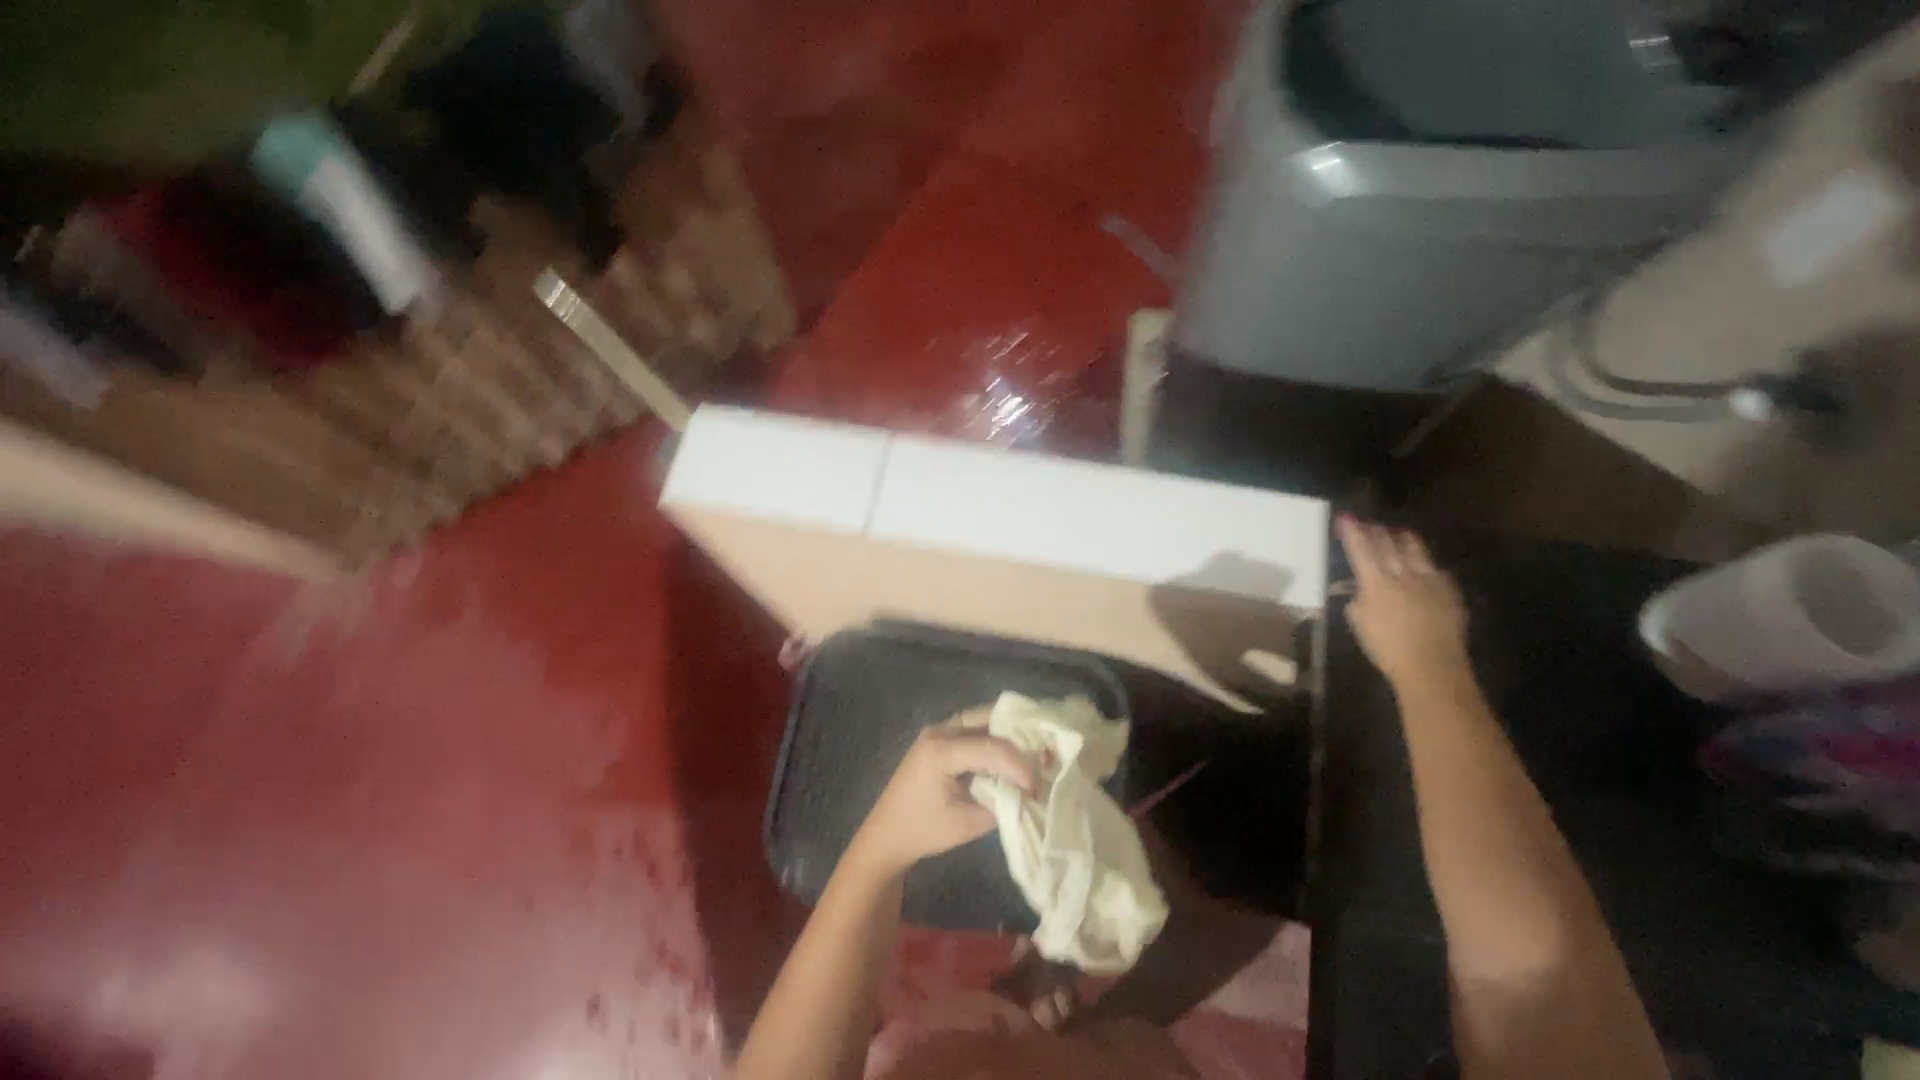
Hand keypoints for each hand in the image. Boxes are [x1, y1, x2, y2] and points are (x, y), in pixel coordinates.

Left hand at [846, 716, 1034, 880]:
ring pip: (982, 720)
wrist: (886, 836)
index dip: (1020, 766)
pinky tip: (1010, 757)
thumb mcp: (969, 823)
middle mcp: (939, 731)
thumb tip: (1029, 792)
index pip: (993, 748)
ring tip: (1031, 755)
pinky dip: (993, 739)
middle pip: (988, 718)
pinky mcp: (938, 740)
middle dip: (1018, 736)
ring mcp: (937, 732)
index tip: (1036, 788)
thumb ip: (1002, 803)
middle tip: (1042, 755)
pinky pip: (972, 729)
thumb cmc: (924, 831)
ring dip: (1007, 735)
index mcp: (941, 750)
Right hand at [1337, 516, 1469, 690]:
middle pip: (1387, 544)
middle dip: (1376, 531)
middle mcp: (1402, 574)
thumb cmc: (1387, 649)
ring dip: (1403, 539)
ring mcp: (1429, 579)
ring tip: (1398, 534)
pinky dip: (1426, 566)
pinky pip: (1436, 570)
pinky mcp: (1448, 589)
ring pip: (1415, 550)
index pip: (1360, 549)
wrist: (1431, 665)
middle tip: (1369, 524)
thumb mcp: (1360, 625)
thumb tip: (1359, 589)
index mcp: (1376, 583)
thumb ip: (1358, 602)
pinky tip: (1426, 568)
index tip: (1345, 518)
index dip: (1352, 532)